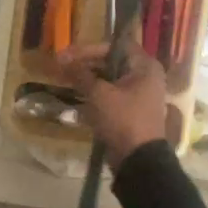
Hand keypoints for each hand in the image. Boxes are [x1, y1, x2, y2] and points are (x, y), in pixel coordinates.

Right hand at [53, 41, 168, 168]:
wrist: (139, 161)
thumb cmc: (123, 119)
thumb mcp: (99, 94)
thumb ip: (81, 74)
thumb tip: (63, 60)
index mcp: (145, 66)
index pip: (115, 46)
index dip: (90, 49)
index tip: (68, 55)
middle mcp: (145, 76)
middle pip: (112, 62)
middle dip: (86, 65)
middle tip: (62, 67)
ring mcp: (139, 95)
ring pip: (109, 80)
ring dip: (88, 79)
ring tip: (64, 79)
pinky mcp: (131, 111)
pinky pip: (110, 96)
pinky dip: (94, 94)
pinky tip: (76, 95)